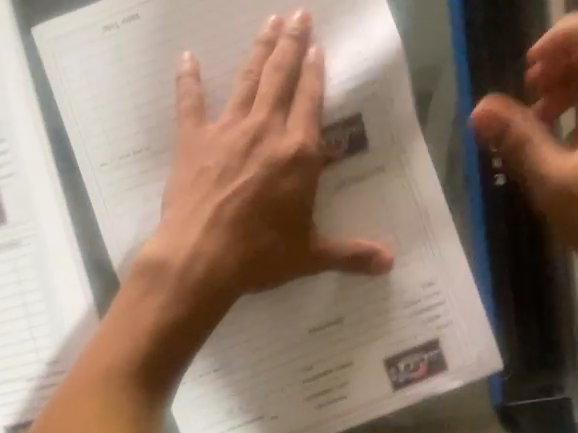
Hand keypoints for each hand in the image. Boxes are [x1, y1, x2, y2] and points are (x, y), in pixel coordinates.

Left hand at [138, 10, 393, 310]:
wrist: (201, 258)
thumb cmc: (260, 257)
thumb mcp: (310, 256)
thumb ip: (350, 254)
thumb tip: (389, 263)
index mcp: (299, 154)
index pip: (311, 101)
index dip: (315, 72)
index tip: (318, 47)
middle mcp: (266, 131)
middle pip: (281, 77)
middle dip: (292, 43)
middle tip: (298, 14)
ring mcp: (228, 131)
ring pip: (247, 80)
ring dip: (259, 50)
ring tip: (268, 22)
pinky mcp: (193, 141)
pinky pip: (190, 101)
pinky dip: (189, 79)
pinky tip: (188, 58)